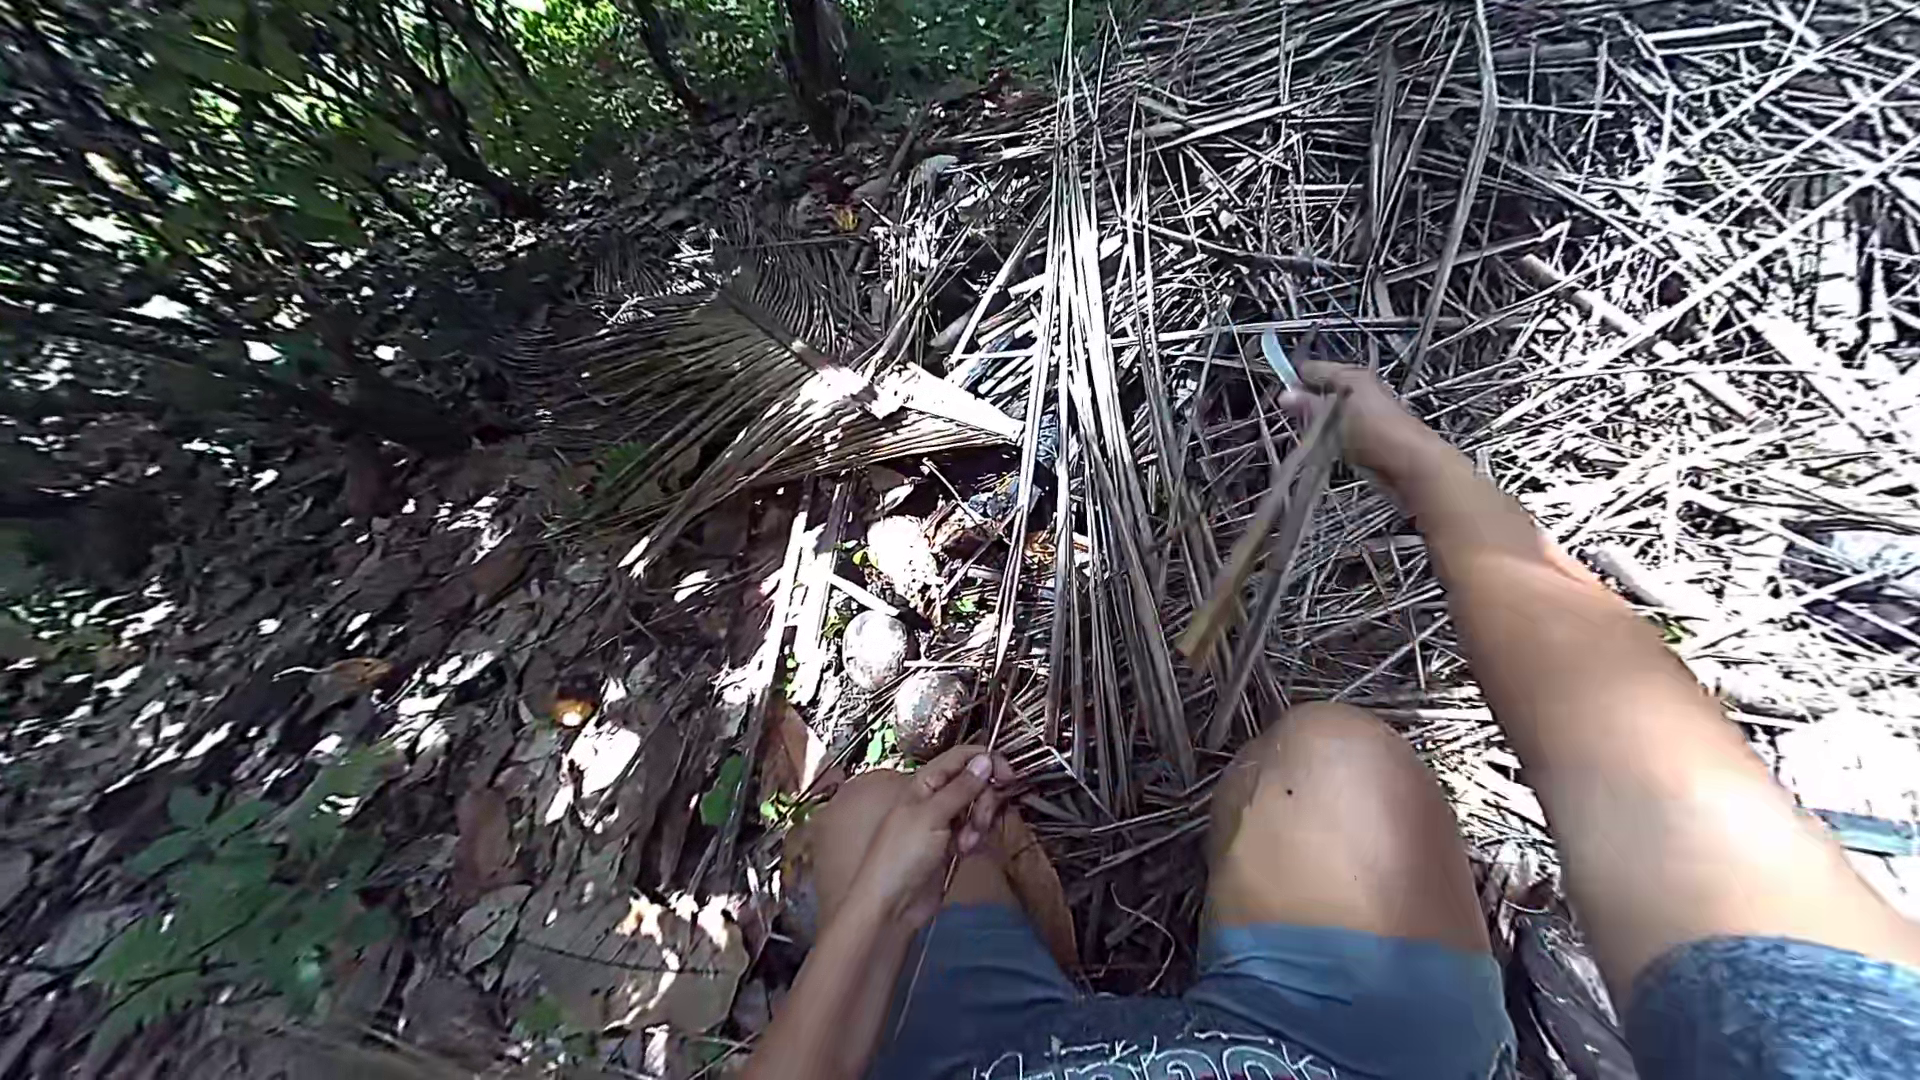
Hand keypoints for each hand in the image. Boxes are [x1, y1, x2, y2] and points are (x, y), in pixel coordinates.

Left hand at [847, 744, 1013, 929]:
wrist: (892, 906)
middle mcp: (936, 796)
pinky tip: (964, 851)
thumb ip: (961, 787)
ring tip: (966, 842)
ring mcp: (944, 820)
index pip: (961, 757)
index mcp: (925, 781)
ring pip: (977, 806)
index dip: (986, 761)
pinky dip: (974, 839)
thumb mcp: (932, 815)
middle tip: (979, 819)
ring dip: (979, 822)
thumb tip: (984, 760)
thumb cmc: (901, 856)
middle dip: (983, 799)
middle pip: (974, 782)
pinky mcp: (952, 843)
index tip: (1007, 775)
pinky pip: (974, 829)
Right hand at [1279, 360, 1447, 485]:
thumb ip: (1307, 404)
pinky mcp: (1365, 428)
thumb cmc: (1372, 432)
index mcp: (1351, 376)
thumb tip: (1285, 395)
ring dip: (1316, 421)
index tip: (1283, 398)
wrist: (1408, 462)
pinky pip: (1336, 424)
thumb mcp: (1332, 416)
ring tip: (1311, 434)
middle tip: (1297, 419)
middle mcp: (1358, 387)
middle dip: (1305, 403)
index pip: (1313, 369)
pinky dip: (1327, 431)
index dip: (1296, 381)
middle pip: (1320, 389)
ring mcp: (1363, 408)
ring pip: (1326, 409)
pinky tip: (1325, 442)